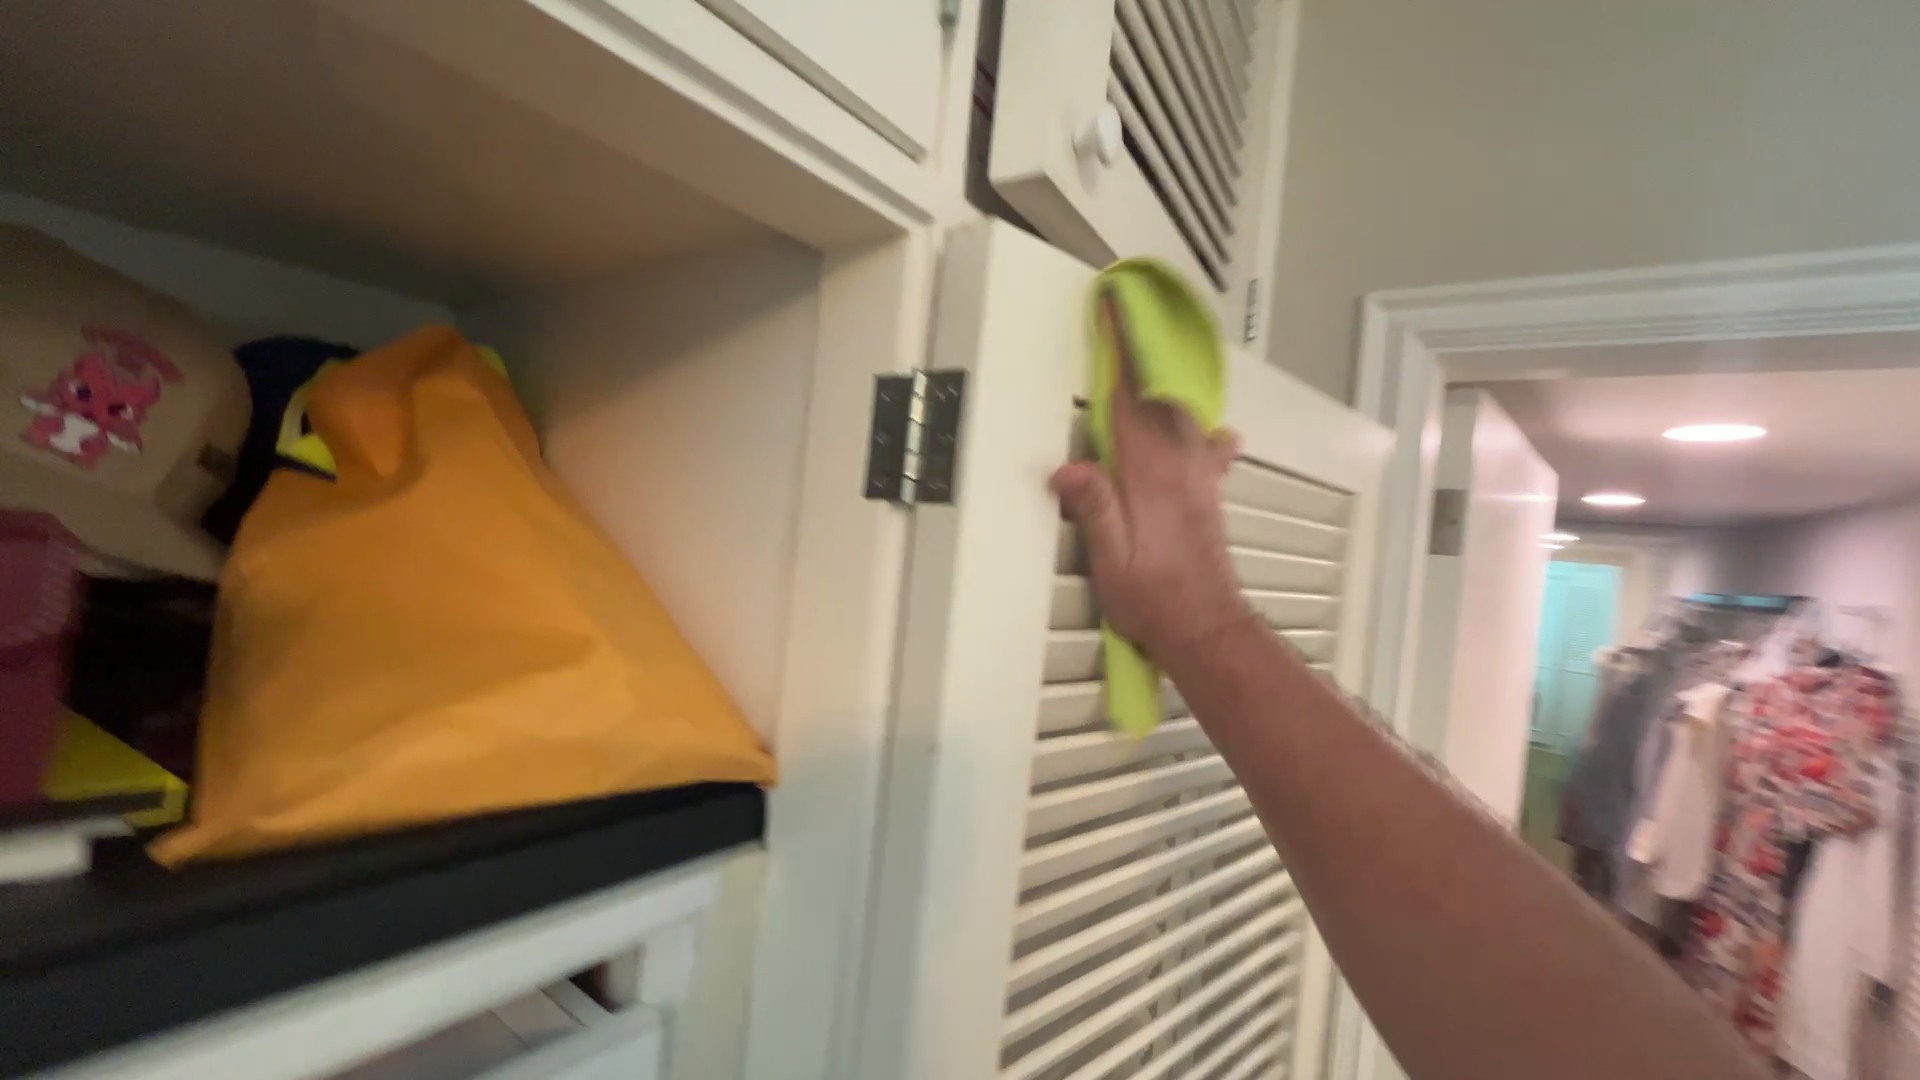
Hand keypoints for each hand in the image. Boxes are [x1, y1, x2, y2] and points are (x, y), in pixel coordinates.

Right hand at [1051, 293, 1254, 672]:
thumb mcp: (1111, 560)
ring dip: (1162, 389)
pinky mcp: (1208, 494)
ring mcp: (1198, 478)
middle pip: (1160, 397)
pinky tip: (1205, 433)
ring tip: (1146, 373)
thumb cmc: (1153, 597)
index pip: (1130, 399)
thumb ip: (1094, 510)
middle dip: (1140, 358)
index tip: (1113, 308)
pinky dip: (1198, 429)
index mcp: (1149, 475)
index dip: (1120, 351)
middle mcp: (1179, 466)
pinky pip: (1206, 446)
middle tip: (1121, 328)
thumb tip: (1066, 468)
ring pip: (1183, 416)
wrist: (1206, 626)